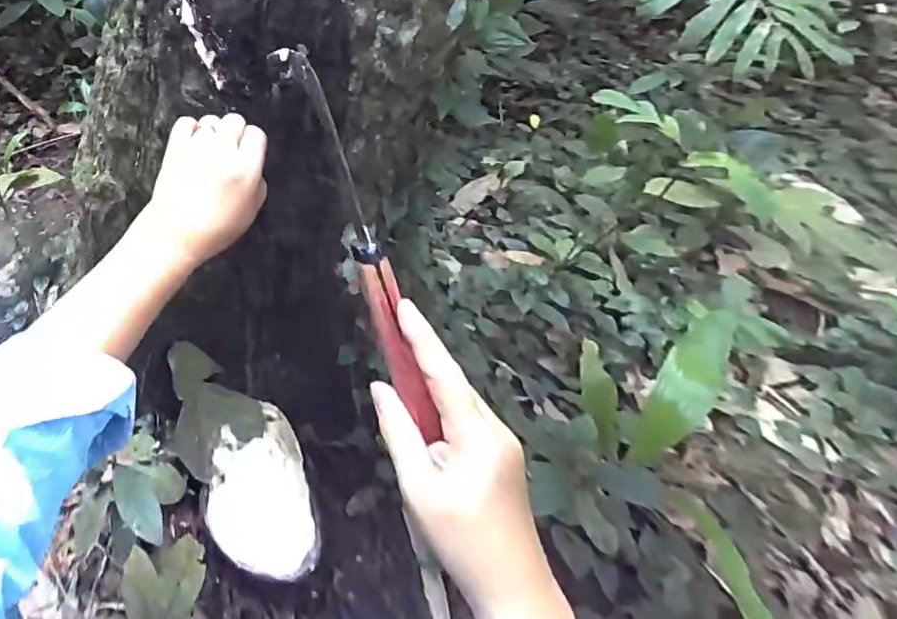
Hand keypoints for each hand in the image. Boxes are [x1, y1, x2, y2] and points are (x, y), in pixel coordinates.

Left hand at [140, 114, 267, 265]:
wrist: (174, 233)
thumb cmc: (212, 229)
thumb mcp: (250, 212)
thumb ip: (258, 184)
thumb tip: (253, 167)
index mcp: (246, 168)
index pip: (256, 134)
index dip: (252, 143)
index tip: (247, 152)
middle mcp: (223, 151)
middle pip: (235, 120)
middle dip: (234, 133)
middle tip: (229, 151)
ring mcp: (198, 146)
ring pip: (211, 121)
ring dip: (212, 132)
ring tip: (209, 150)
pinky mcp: (176, 146)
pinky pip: (186, 122)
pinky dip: (190, 128)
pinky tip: (192, 143)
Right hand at [372, 300, 570, 618]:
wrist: (515, 591)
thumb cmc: (462, 541)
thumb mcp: (418, 489)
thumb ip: (398, 432)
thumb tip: (381, 387)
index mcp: (477, 435)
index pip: (443, 373)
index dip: (421, 337)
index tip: (403, 305)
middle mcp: (495, 430)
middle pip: (452, 381)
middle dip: (422, 352)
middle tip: (393, 323)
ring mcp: (502, 443)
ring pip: (459, 398)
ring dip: (429, 380)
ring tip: (400, 361)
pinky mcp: (500, 456)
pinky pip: (464, 416)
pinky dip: (439, 403)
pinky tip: (422, 408)